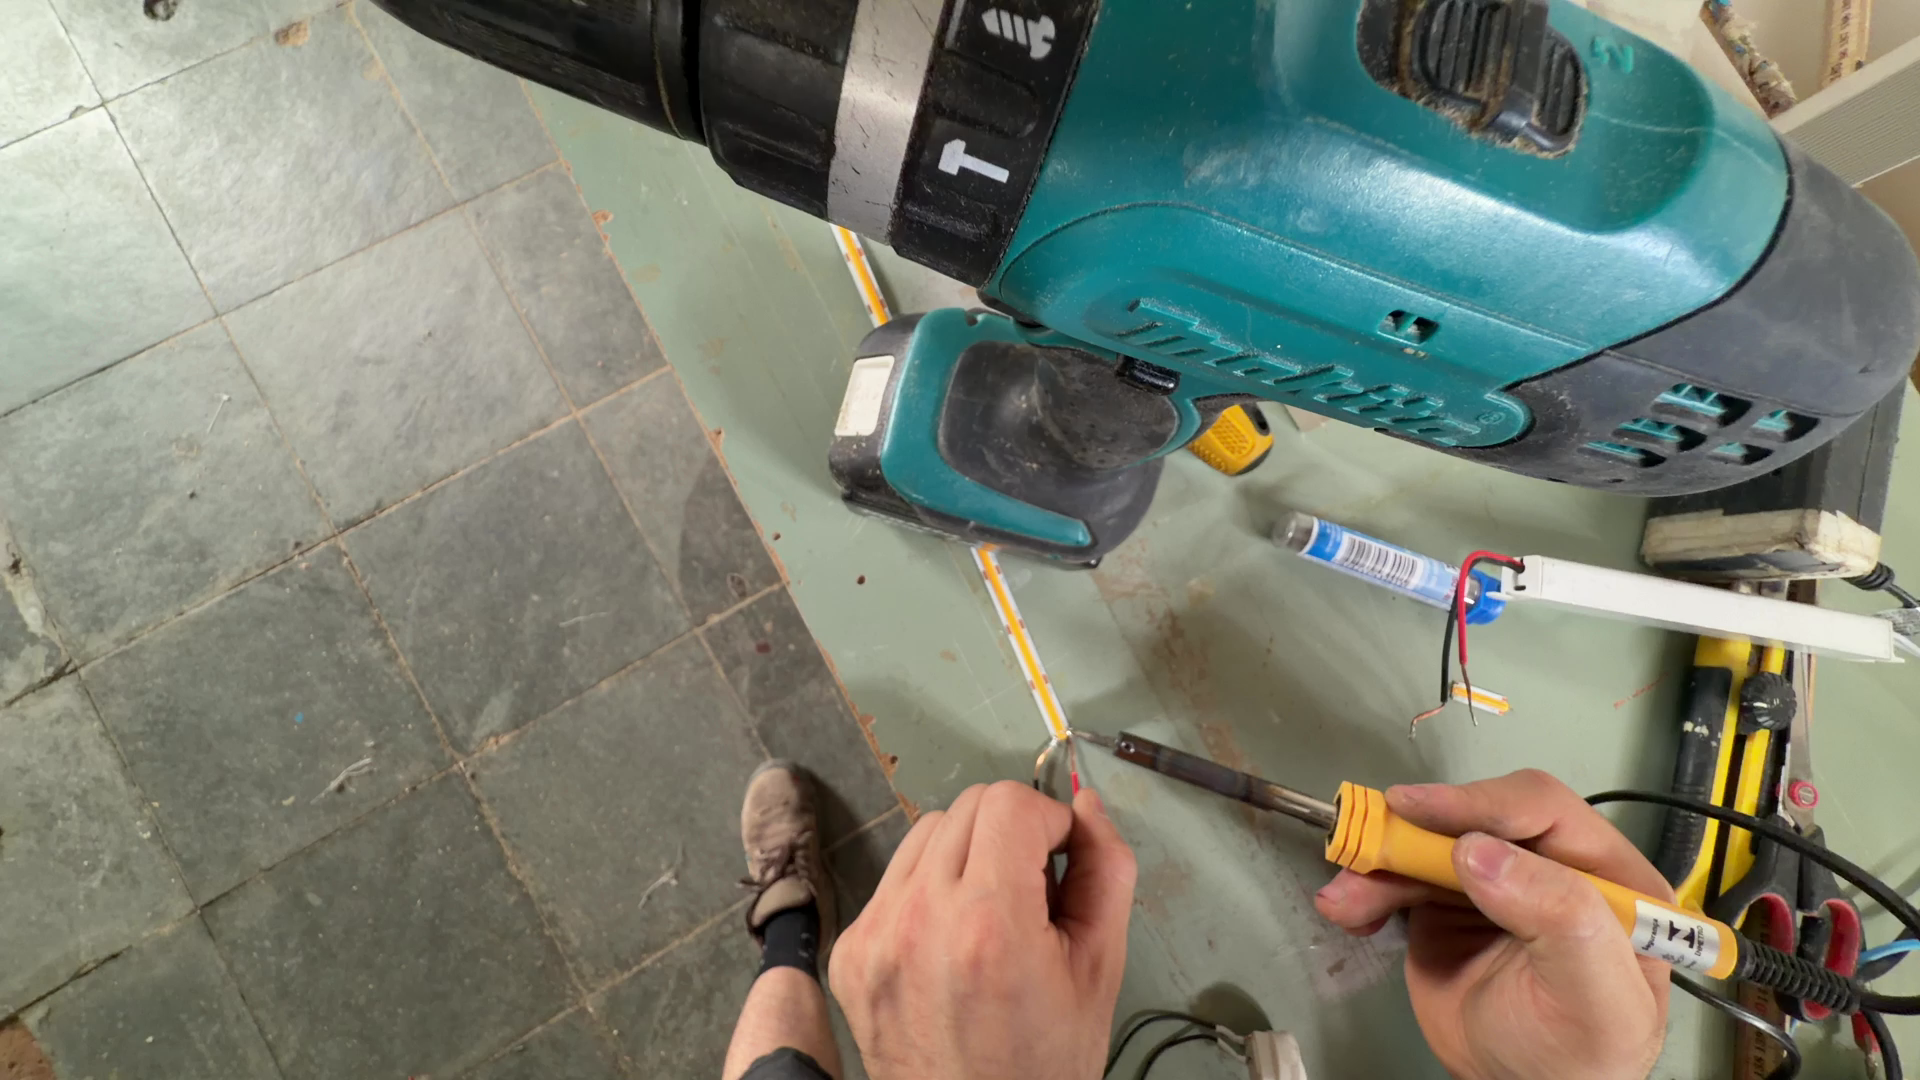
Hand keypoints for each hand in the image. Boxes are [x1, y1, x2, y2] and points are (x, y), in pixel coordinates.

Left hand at [830, 781, 1137, 1079]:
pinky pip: (897, 873)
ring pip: (929, 829)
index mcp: (988, 923)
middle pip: (969, 805)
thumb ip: (1106, 871)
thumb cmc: (1048, 1061)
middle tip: (1030, 889)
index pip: (1009, 801)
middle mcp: (920, 917)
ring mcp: (874, 932)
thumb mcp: (1100, 969)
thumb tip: (1085, 803)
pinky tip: (950, 934)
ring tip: (988, 910)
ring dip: (968, 850)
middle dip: (1011, 831)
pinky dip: (931, 883)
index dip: (1047, 820)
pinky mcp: (849, 947)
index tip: (1060, 858)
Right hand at [1313, 769, 1669, 1079]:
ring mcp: (1487, 878)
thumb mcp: (1591, 1004)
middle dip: (1406, 834)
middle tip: (1361, 851)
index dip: (1474, 800)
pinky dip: (1363, 887)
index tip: (1410, 808)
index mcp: (1604, 876)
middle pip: (1465, 816)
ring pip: (1418, 840)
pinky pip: (1392, 871)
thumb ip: (1560, 924)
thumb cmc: (1572, 1059)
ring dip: (1373, 866)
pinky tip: (1349, 913)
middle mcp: (1543, 864)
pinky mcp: (1438, 895)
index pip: (1538, 807)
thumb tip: (1478, 851)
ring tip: (1345, 902)